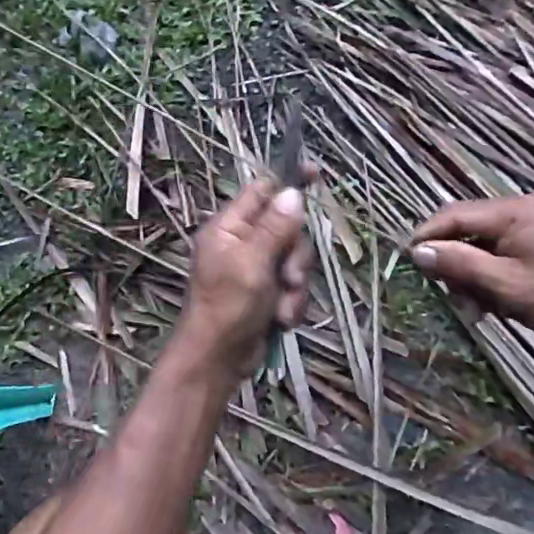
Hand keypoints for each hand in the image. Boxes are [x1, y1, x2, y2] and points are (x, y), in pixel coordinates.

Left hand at [176, 177, 313, 375]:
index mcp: (228, 228)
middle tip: (289, 278)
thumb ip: (275, 228)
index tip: (315, 175)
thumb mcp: (252, 262)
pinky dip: (291, 303)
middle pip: (287, 228)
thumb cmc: (227, 307)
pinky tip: (280, 320)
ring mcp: (255, 268)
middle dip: (295, 257)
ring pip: (294, 261)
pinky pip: (292, 286)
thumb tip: (293, 192)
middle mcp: (242, 243)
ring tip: (282, 308)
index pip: (261, 191)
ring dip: (295, 287)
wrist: (218, 359)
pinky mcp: (266, 292)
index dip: (288, 184)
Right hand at [409, 195, 533, 347]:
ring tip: (481, 309)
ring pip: (489, 244)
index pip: (453, 214)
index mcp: (514, 211)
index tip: (407, 263)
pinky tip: (502, 302)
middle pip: (470, 229)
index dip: (426, 237)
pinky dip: (497, 275)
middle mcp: (527, 209)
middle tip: (453, 299)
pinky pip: (510, 252)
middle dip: (455, 263)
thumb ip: (459, 265)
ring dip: (476, 274)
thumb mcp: (506, 285)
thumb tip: (417, 251)